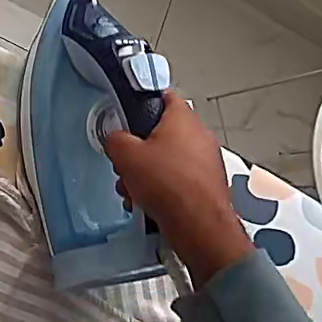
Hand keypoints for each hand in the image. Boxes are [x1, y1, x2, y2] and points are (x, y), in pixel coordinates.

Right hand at [104, 91, 251, 286]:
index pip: (164, 96)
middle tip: (128, 161)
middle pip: (162, 133)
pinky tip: (149, 202)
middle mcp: (199, 136)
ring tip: (136, 188)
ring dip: (148, 172)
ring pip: (168, 159)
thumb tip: (115, 140)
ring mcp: (206, 161)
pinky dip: (162, 188)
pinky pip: (178, 179)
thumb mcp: (125, 155)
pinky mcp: (206, 184)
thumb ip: (115, 139)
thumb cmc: (171, 187)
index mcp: (183, 118)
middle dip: (140, 149)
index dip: (144, 102)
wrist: (198, 224)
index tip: (132, 112)